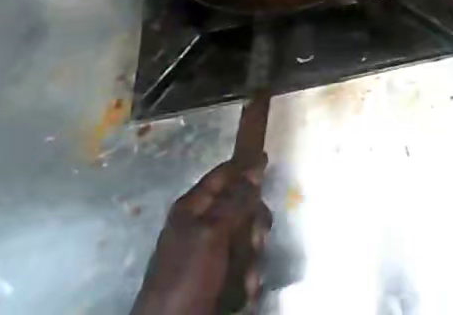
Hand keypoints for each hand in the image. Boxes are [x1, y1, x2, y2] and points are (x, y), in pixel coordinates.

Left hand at [131, 158, 270, 314]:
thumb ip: (234, 200)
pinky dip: (247, 283)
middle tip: (256, 239)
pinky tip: (243, 295)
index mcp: (192, 209)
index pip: (222, 176)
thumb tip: (254, 168)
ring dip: (252, 260)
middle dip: (254, 224)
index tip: (266, 158)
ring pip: (247, 242)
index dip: (243, 167)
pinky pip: (245, 271)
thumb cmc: (185, 279)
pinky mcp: (220, 284)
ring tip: (245, 280)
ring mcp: (211, 258)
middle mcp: (203, 228)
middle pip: (241, 208)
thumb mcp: (210, 234)